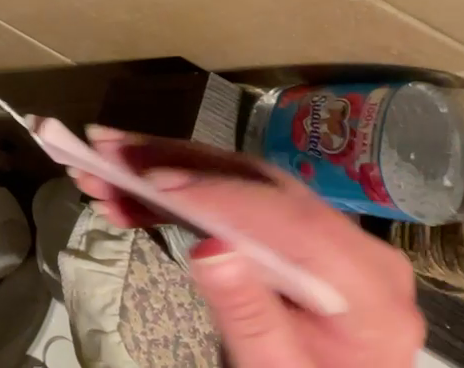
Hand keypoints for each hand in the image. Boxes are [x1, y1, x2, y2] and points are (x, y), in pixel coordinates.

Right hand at [67, 128, 423, 367]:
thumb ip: (249, 315)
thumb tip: (209, 248)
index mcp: (368, 285)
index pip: (289, 219)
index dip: (216, 194)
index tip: (149, 181)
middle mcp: (349, 244)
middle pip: (251, 183)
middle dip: (169, 163)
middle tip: (103, 148)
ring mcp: (316, 233)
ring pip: (228, 181)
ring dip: (156, 172)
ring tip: (95, 167)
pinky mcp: (283, 233)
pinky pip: (222, 200)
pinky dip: (167, 196)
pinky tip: (121, 200)